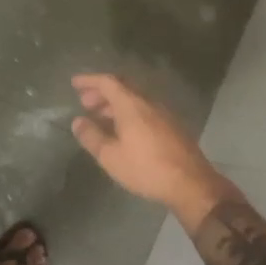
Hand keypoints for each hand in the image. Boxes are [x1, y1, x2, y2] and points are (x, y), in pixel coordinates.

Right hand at [71, 74, 239, 226]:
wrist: (191, 183)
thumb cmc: (146, 168)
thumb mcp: (110, 156)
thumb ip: (92, 136)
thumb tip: (78, 121)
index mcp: (132, 105)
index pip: (108, 82)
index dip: (90, 80)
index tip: (74, 83)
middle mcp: (149, 103)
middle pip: (123, 88)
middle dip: (101, 92)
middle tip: (85, 102)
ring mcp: (164, 114)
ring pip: (135, 100)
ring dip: (115, 104)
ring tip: (100, 116)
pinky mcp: (172, 127)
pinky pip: (145, 110)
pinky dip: (128, 113)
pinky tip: (123, 130)